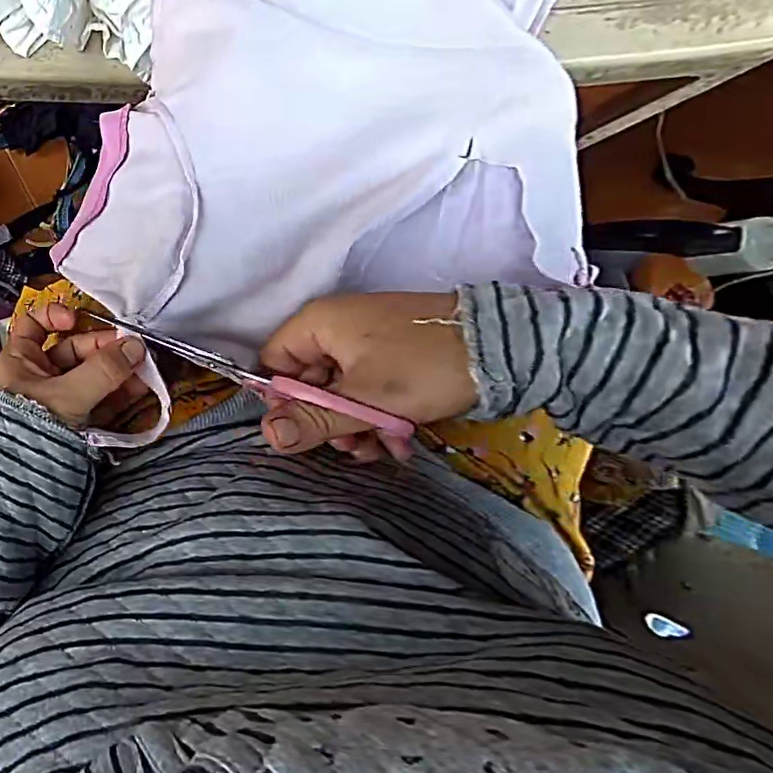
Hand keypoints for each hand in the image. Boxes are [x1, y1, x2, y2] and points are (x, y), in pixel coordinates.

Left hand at [0, 304, 150, 427]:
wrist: (23, 484)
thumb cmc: (34, 428)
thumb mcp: (68, 395)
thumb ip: (103, 370)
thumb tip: (136, 347)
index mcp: (19, 361)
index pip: (33, 325)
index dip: (55, 316)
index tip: (77, 319)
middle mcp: (36, 376)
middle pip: (72, 350)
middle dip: (104, 348)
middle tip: (134, 350)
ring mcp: (57, 398)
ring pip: (89, 375)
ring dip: (117, 371)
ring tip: (145, 370)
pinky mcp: (74, 419)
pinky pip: (97, 399)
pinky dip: (116, 393)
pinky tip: (139, 388)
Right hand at [258, 293, 476, 462]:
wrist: (504, 346)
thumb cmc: (422, 366)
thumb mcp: (364, 400)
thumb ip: (312, 419)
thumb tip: (268, 436)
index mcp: (318, 324)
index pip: (274, 363)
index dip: (282, 401)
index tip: (304, 429)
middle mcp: (336, 327)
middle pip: (307, 381)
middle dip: (326, 420)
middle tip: (348, 447)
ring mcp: (366, 339)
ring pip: (339, 389)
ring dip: (353, 424)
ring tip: (378, 449)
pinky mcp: (392, 354)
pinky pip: (366, 386)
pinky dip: (375, 414)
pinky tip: (396, 441)